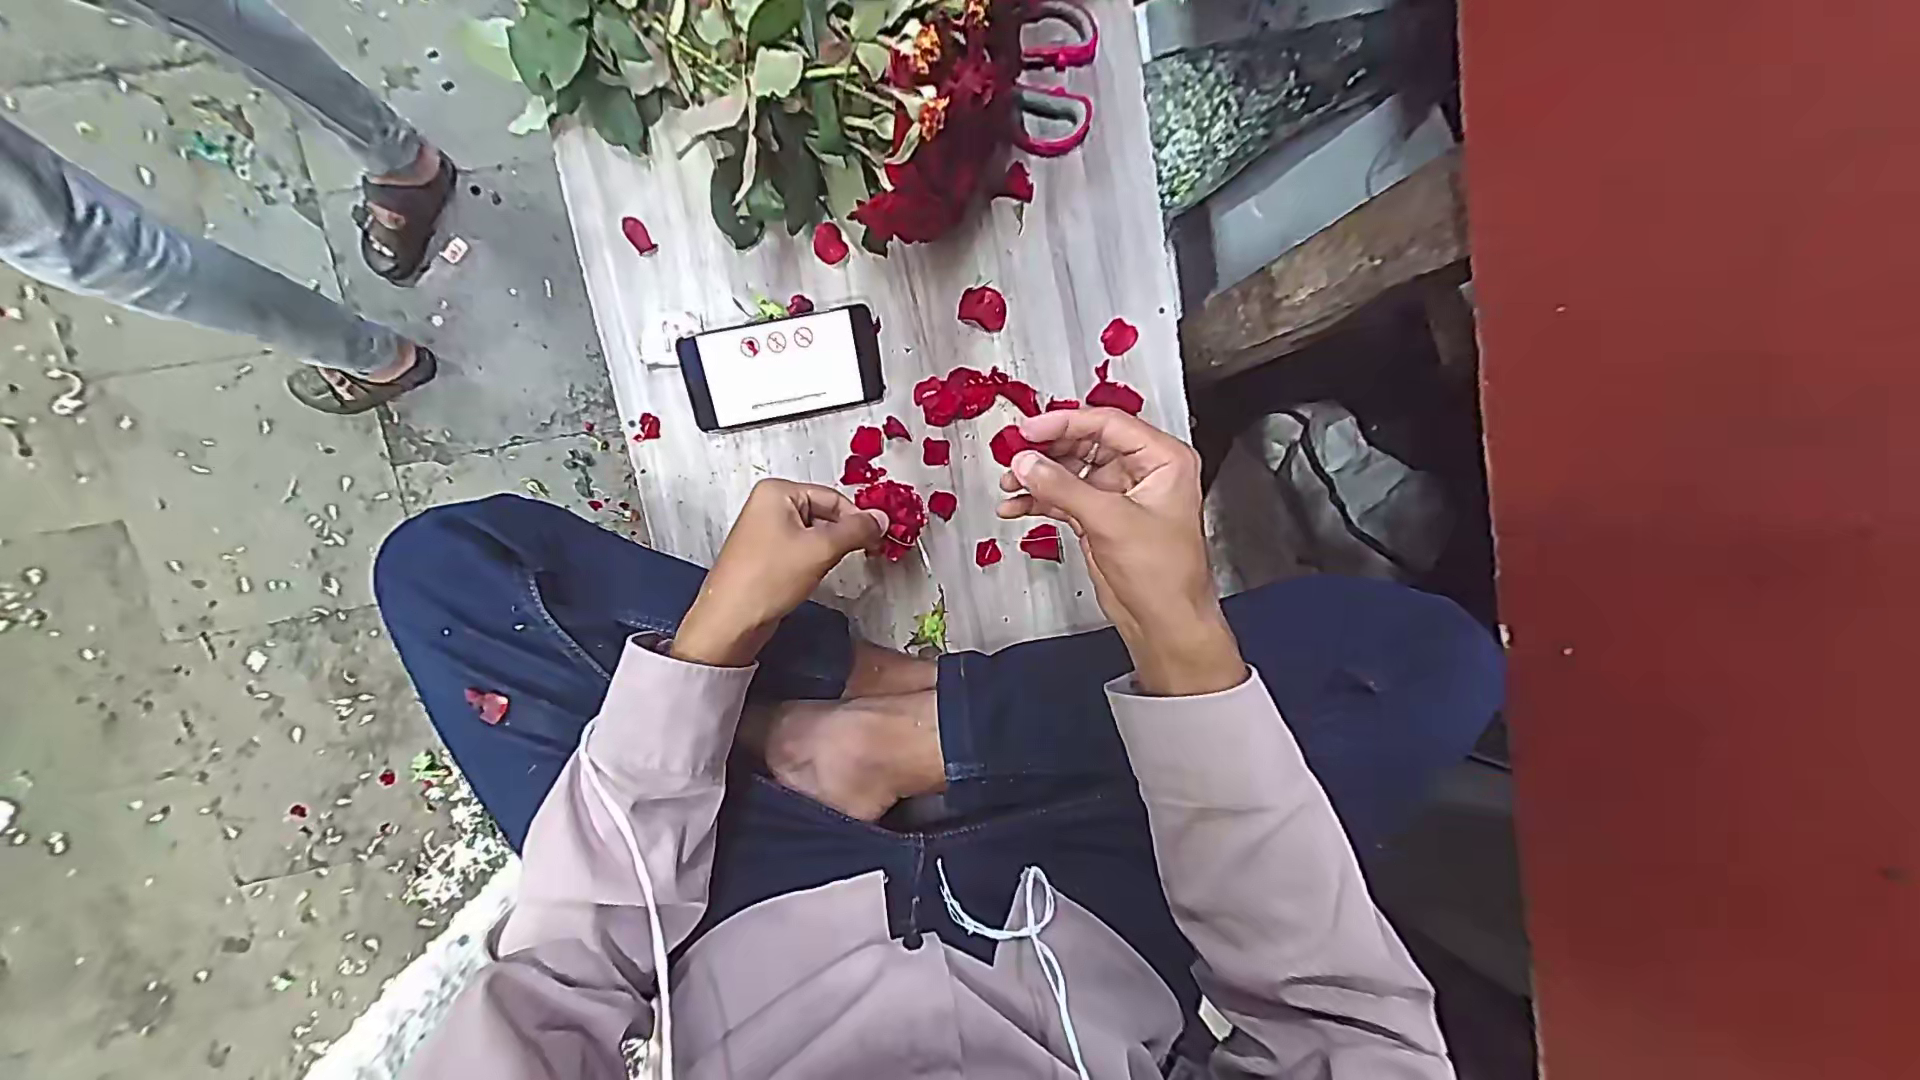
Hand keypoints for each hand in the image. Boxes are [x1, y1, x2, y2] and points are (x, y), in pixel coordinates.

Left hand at [672, 480, 887, 666]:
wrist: (731, 621)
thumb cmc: (765, 580)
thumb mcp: (821, 549)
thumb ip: (856, 530)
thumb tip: (881, 518)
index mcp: (777, 492)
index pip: (834, 497)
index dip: (858, 518)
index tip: (878, 537)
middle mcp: (769, 505)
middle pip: (826, 512)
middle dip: (845, 534)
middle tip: (866, 551)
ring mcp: (767, 529)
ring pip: (817, 531)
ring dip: (832, 547)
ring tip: (833, 565)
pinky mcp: (768, 553)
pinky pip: (804, 547)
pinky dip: (818, 558)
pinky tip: (817, 573)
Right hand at [998, 408, 1245, 695]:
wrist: (1164, 621)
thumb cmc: (1165, 576)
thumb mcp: (1110, 521)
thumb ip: (1063, 487)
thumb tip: (1028, 463)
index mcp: (1162, 459)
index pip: (1107, 424)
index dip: (1064, 423)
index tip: (1029, 430)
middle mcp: (1141, 471)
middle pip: (1084, 443)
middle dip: (1046, 450)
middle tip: (1014, 455)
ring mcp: (1118, 494)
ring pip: (1069, 470)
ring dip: (1037, 476)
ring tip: (1010, 483)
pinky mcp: (1100, 517)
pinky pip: (1063, 497)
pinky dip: (1039, 500)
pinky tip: (1017, 505)